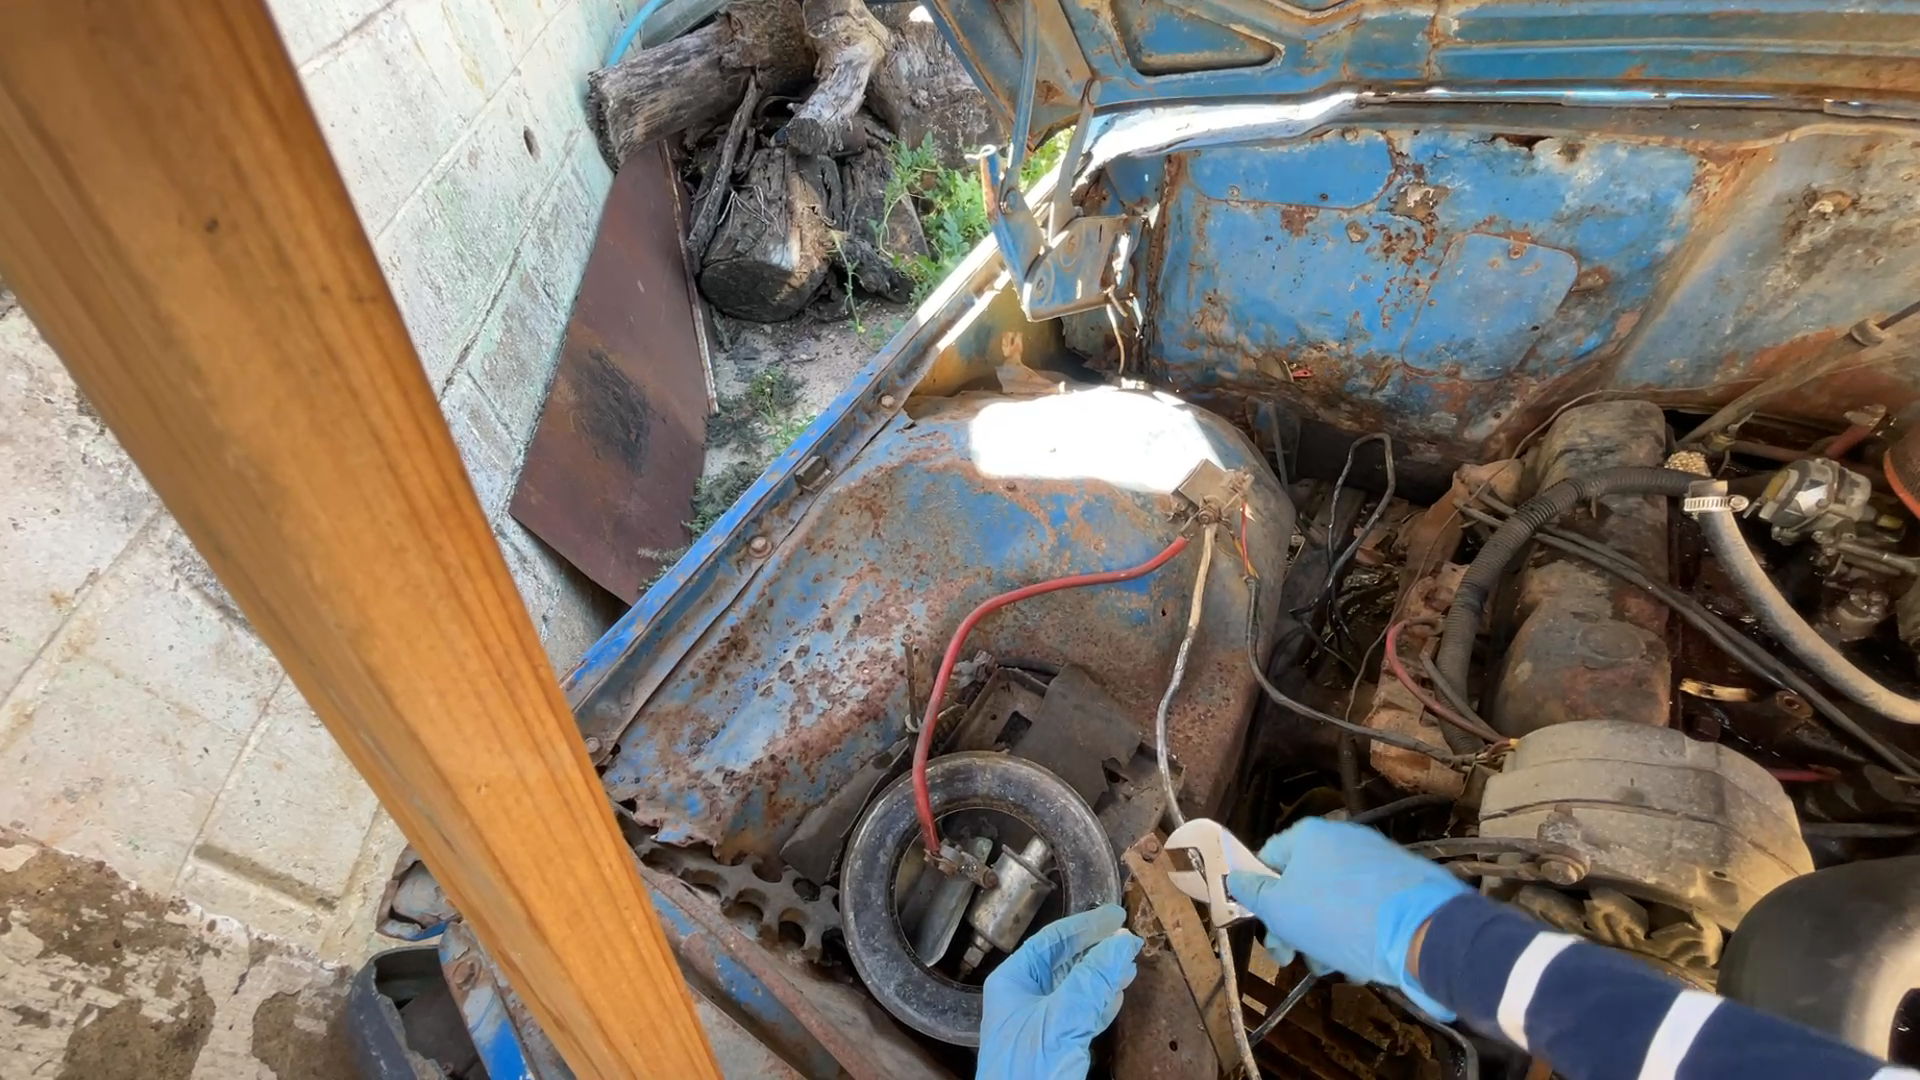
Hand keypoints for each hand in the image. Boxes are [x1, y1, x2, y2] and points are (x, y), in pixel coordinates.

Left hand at [976, 904, 1141, 1079]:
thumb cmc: (1031, 1070)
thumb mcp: (1063, 1020)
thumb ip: (1092, 979)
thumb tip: (1122, 941)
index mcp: (1013, 980)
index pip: (1051, 940)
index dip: (1085, 925)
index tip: (1116, 915)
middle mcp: (1024, 996)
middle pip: (1064, 961)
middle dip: (1096, 949)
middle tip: (1128, 937)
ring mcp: (1039, 1024)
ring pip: (1075, 988)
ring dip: (1103, 974)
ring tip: (1130, 963)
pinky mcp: (1055, 1048)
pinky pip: (1080, 1015)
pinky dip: (1101, 1002)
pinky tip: (1118, 993)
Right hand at [1225, 818, 1467, 1019]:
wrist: (1430, 933)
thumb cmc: (1341, 918)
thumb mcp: (1282, 911)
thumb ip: (1253, 894)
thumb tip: (1236, 878)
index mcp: (1308, 835)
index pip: (1268, 858)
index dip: (1261, 896)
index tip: (1269, 929)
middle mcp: (1342, 838)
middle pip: (1303, 882)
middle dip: (1296, 924)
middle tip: (1297, 959)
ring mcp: (1378, 859)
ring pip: (1335, 899)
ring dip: (1326, 934)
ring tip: (1336, 968)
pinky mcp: (1408, 884)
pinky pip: (1369, 907)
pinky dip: (1360, 931)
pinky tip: (1365, 960)